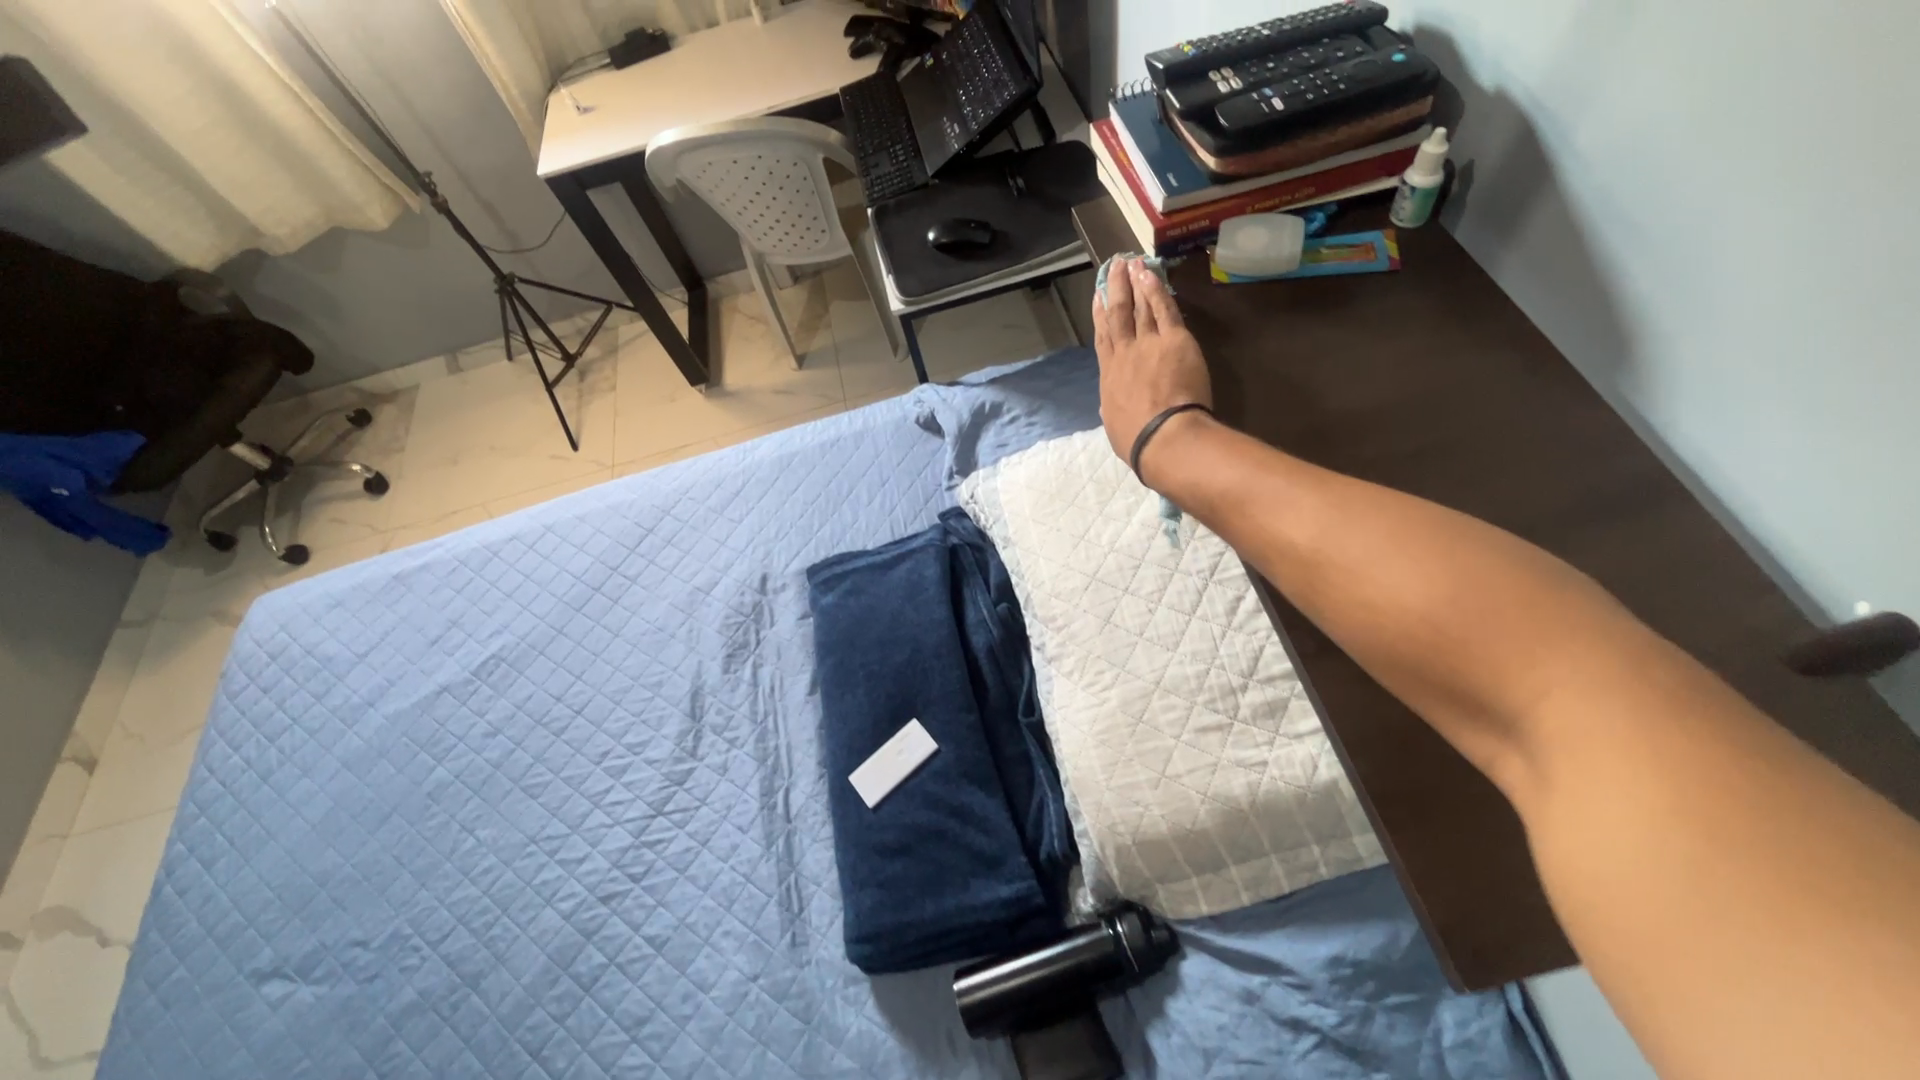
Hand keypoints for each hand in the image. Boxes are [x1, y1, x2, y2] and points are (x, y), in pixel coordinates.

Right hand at [1090, 256, 1213, 473]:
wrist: (1164, 435)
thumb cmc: (1137, 439)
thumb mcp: (1113, 425)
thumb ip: (1112, 409)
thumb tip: (1108, 408)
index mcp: (1109, 375)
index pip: (1103, 338)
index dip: (1099, 315)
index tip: (1098, 297)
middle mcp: (1125, 353)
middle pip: (1117, 314)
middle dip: (1115, 289)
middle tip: (1114, 267)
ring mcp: (1149, 343)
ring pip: (1140, 306)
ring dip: (1135, 282)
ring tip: (1133, 263)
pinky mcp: (1175, 340)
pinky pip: (1165, 308)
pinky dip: (1157, 289)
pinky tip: (1152, 274)